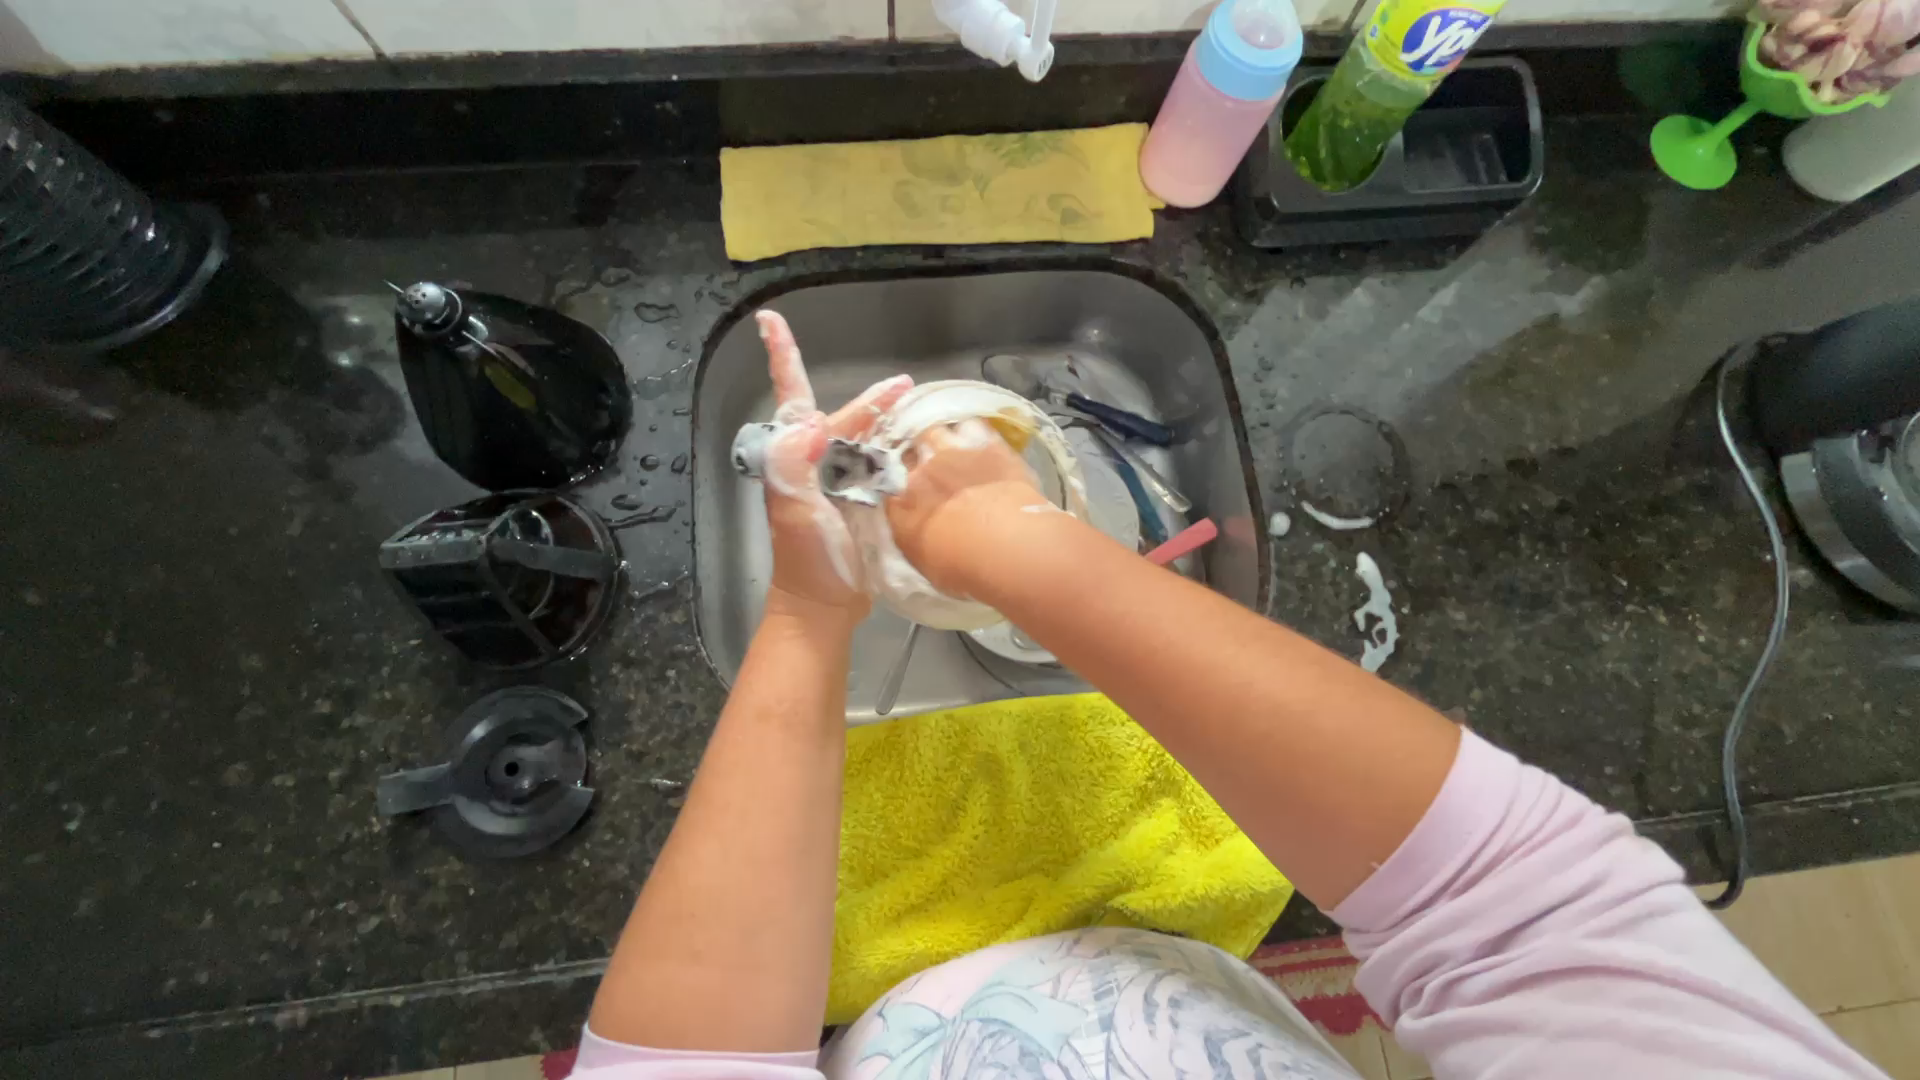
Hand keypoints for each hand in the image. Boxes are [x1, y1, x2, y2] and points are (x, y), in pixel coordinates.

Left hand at [754, 310, 911, 623]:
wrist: (824, 608)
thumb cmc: (807, 562)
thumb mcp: (793, 513)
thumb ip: (790, 467)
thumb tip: (810, 421)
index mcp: (795, 459)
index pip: (792, 400)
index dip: (784, 358)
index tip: (770, 320)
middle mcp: (815, 465)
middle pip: (843, 418)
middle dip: (870, 400)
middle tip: (904, 385)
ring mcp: (839, 485)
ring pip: (864, 440)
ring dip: (887, 422)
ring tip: (916, 408)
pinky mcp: (862, 504)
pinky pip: (879, 467)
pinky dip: (896, 451)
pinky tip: (918, 446)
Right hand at [885, 420, 1049, 595]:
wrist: (1005, 545)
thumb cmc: (961, 567)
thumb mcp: (924, 562)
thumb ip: (913, 537)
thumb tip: (913, 530)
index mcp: (899, 502)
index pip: (885, 482)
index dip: (895, 480)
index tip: (903, 485)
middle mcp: (920, 470)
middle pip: (908, 448)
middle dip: (915, 452)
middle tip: (927, 462)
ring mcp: (954, 452)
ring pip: (936, 429)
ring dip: (941, 436)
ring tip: (951, 444)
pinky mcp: (988, 444)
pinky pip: (973, 426)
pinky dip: (973, 431)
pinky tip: (979, 439)